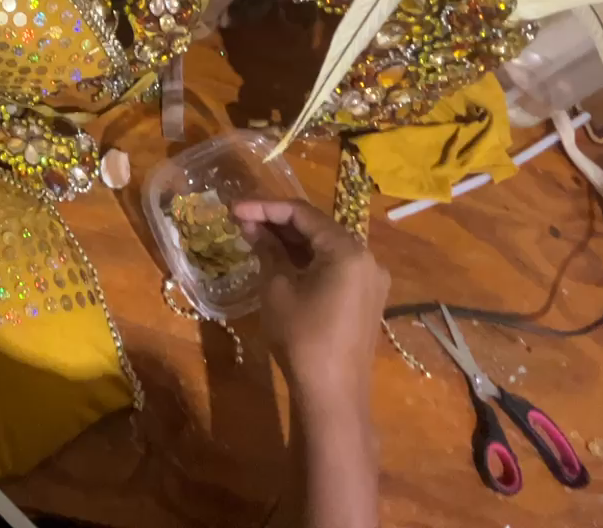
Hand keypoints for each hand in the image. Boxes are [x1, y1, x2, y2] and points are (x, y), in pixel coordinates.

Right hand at [234, 200, 388, 402]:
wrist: (332, 395)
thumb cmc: (302, 336)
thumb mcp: (277, 287)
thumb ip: (268, 249)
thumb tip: (252, 226)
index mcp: (348, 251)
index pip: (302, 214)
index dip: (264, 207)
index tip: (233, 209)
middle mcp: (366, 259)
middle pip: (316, 227)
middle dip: (277, 222)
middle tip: (241, 221)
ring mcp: (369, 280)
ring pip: (324, 246)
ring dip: (290, 240)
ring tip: (253, 236)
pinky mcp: (363, 297)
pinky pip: (332, 265)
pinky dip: (305, 258)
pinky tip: (277, 258)